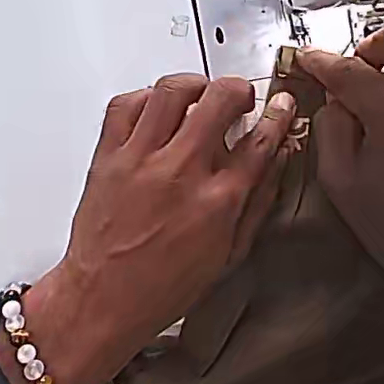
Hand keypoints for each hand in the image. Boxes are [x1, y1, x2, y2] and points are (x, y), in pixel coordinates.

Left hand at [21, 74, 295, 383]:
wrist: (103, 299)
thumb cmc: (162, 287)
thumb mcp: (228, 255)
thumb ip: (257, 203)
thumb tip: (277, 162)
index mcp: (218, 201)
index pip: (260, 140)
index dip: (278, 116)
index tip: (281, 105)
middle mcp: (181, 172)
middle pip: (220, 99)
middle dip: (238, 89)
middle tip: (238, 97)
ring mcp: (141, 160)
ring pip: (172, 91)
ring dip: (194, 84)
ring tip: (199, 95)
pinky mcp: (108, 157)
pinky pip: (125, 104)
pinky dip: (145, 97)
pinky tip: (156, 110)